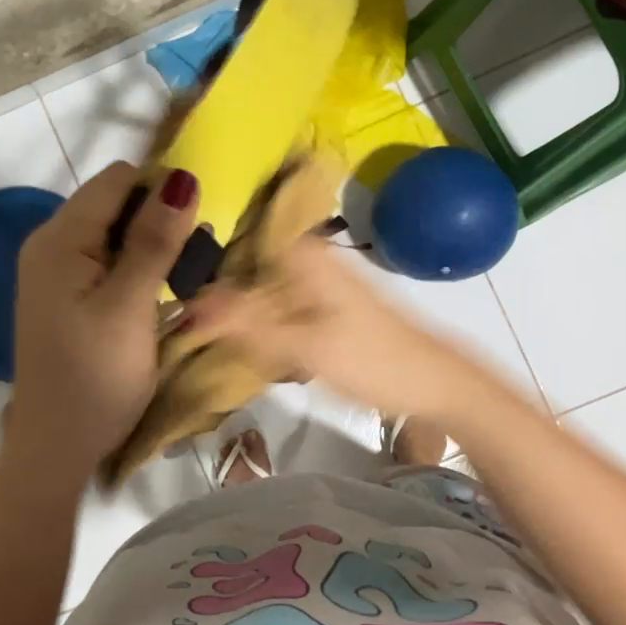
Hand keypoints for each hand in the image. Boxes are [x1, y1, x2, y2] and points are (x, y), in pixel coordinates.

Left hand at [9, 162, 198, 472]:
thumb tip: (181, 177)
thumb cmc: (96, 376)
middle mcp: (50, 245)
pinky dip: (135, 274)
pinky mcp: (64, 300)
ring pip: (114, 237)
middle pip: (114, 205)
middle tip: (193, 267)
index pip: (118, 180)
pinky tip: (157, 303)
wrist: (56, 446)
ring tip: (182, 287)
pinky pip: (105, 266)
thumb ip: (154, 239)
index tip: (195, 232)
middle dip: (159, 224)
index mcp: (59, 238)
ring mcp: (54, 274)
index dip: (161, 193)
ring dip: (152, 252)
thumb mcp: (131, 305)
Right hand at [183, 237, 472, 416]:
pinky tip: (256, 347)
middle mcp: (318, 263)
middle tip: (192, 317)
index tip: (185, 281)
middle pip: (256, 266)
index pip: (248, 238)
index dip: (216, 256)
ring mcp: (328, 287)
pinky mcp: (335, 313)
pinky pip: (287, 309)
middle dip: (226, 290)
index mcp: (310, 259)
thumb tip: (190, 307)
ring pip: (270, 290)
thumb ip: (246, 325)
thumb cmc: (374, 360)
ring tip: (214, 333)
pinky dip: (268, 324)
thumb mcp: (303, 345)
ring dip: (245, 310)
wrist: (439, 385)